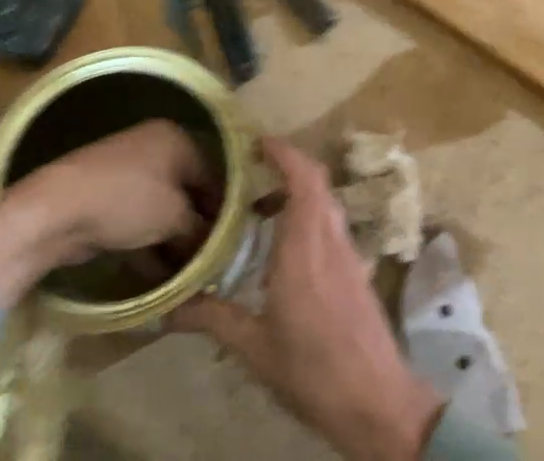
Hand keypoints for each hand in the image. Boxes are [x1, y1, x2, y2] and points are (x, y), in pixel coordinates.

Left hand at [0, 119, 207, 306]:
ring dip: (174, 241)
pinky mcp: (104, 199)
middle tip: (212, 261)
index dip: (224, 211)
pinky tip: (161, 276)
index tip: (233, 244)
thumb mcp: (175, 217)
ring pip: (161, 210)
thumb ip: (199, 231)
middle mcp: (152, 149)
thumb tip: (212, 249)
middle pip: (186, 193)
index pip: (213, 176)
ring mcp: (125, 173)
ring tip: (190, 275)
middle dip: (197, 229)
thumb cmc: (127, 200)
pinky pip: (137, 221)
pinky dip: (149, 244)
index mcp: (176, 139)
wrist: (55, 209)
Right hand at [173, 139, 441, 460]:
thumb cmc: (312, 371)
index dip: (284, 153)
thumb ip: (212, 318)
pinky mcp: (357, 273)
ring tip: (260, 211)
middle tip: (251, 170)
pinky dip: (309, 218)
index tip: (258, 141)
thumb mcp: (254, 348)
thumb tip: (166, 309)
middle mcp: (331, 242)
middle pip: (317, 184)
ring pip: (326, 205)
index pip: (303, 180)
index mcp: (304, 250)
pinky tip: (285, 251)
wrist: (376, 401)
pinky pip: (332, 228)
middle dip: (287, 167)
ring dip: (298, 194)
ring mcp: (349, 256)